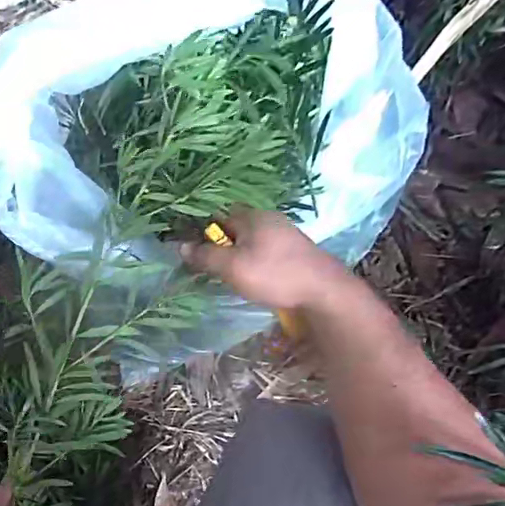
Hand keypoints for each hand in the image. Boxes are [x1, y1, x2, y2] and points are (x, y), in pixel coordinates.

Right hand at [179, 207, 357, 310]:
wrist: (324, 292)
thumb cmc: (274, 275)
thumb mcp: (232, 267)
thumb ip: (205, 256)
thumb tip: (181, 246)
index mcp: (252, 216)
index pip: (217, 213)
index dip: (200, 229)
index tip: (190, 248)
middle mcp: (269, 218)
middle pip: (233, 226)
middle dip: (217, 243)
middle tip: (206, 265)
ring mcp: (284, 233)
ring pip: (248, 239)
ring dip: (234, 253)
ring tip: (225, 273)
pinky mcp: (293, 251)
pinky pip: (262, 249)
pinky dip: (250, 259)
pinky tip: (249, 275)